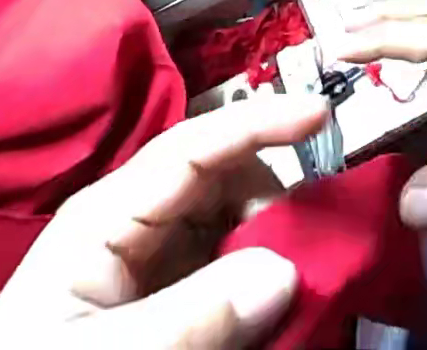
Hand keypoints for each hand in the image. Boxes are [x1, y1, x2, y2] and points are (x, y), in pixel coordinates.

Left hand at [0, 94, 329, 349]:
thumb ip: (192, 315)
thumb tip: (284, 268)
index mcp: (108, 212)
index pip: (191, 146)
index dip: (256, 122)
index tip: (318, 112)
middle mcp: (134, 217)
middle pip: (218, 180)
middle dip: (269, 202)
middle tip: (310, 257)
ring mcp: (149, 254)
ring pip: (228, 220)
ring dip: (268, 243)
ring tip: (295, 293)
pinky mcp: (162, 288)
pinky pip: (222, 264)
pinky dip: (255, 279)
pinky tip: (273, 310)